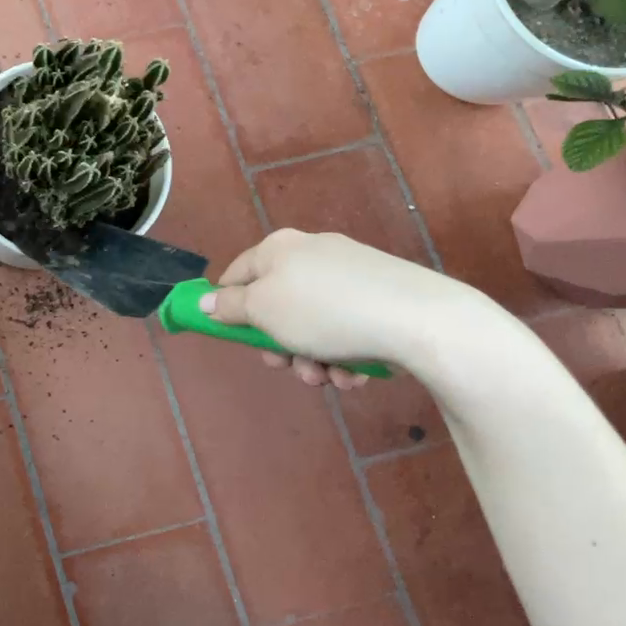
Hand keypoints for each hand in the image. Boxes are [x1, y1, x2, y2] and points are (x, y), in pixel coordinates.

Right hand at [205, 229, 497, 388]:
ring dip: (312, 356)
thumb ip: (228, 306)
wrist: (422, 320)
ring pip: (312, 322)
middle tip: (287, 366)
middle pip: (276, 304)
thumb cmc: (325, 312)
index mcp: (278, 248)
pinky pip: (347, 326)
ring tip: (329, 377)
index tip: (235, 337)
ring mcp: (351, 273)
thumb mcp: (262, 311)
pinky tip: (356, 373)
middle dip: (279, 343)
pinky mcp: (384, 295)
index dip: (228, 307)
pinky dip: (344, 352)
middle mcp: (312, 253)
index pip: (235, 274)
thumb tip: (204, 301)